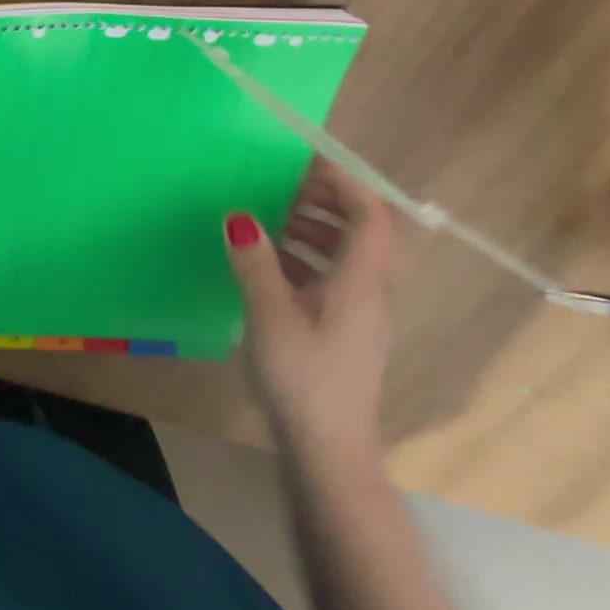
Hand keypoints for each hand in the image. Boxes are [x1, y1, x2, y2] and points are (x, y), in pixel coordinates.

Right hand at [223, 162, 397, 463]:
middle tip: (280, 188)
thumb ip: (255, 263)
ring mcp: (356, 315)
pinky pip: (329, 279)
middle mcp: (367, 293)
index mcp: (359, 283)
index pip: (370, 218)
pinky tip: (267, 266)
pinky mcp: (340, 333)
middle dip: (326, 204)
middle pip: (361, 234)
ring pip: (344, 258)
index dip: (346, 186)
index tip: (309, 163)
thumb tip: (239, 217)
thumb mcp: (270, 316)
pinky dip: (303, 261)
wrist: (327, 446)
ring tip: (267, 221)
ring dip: (313, 231)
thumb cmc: (302, 376)